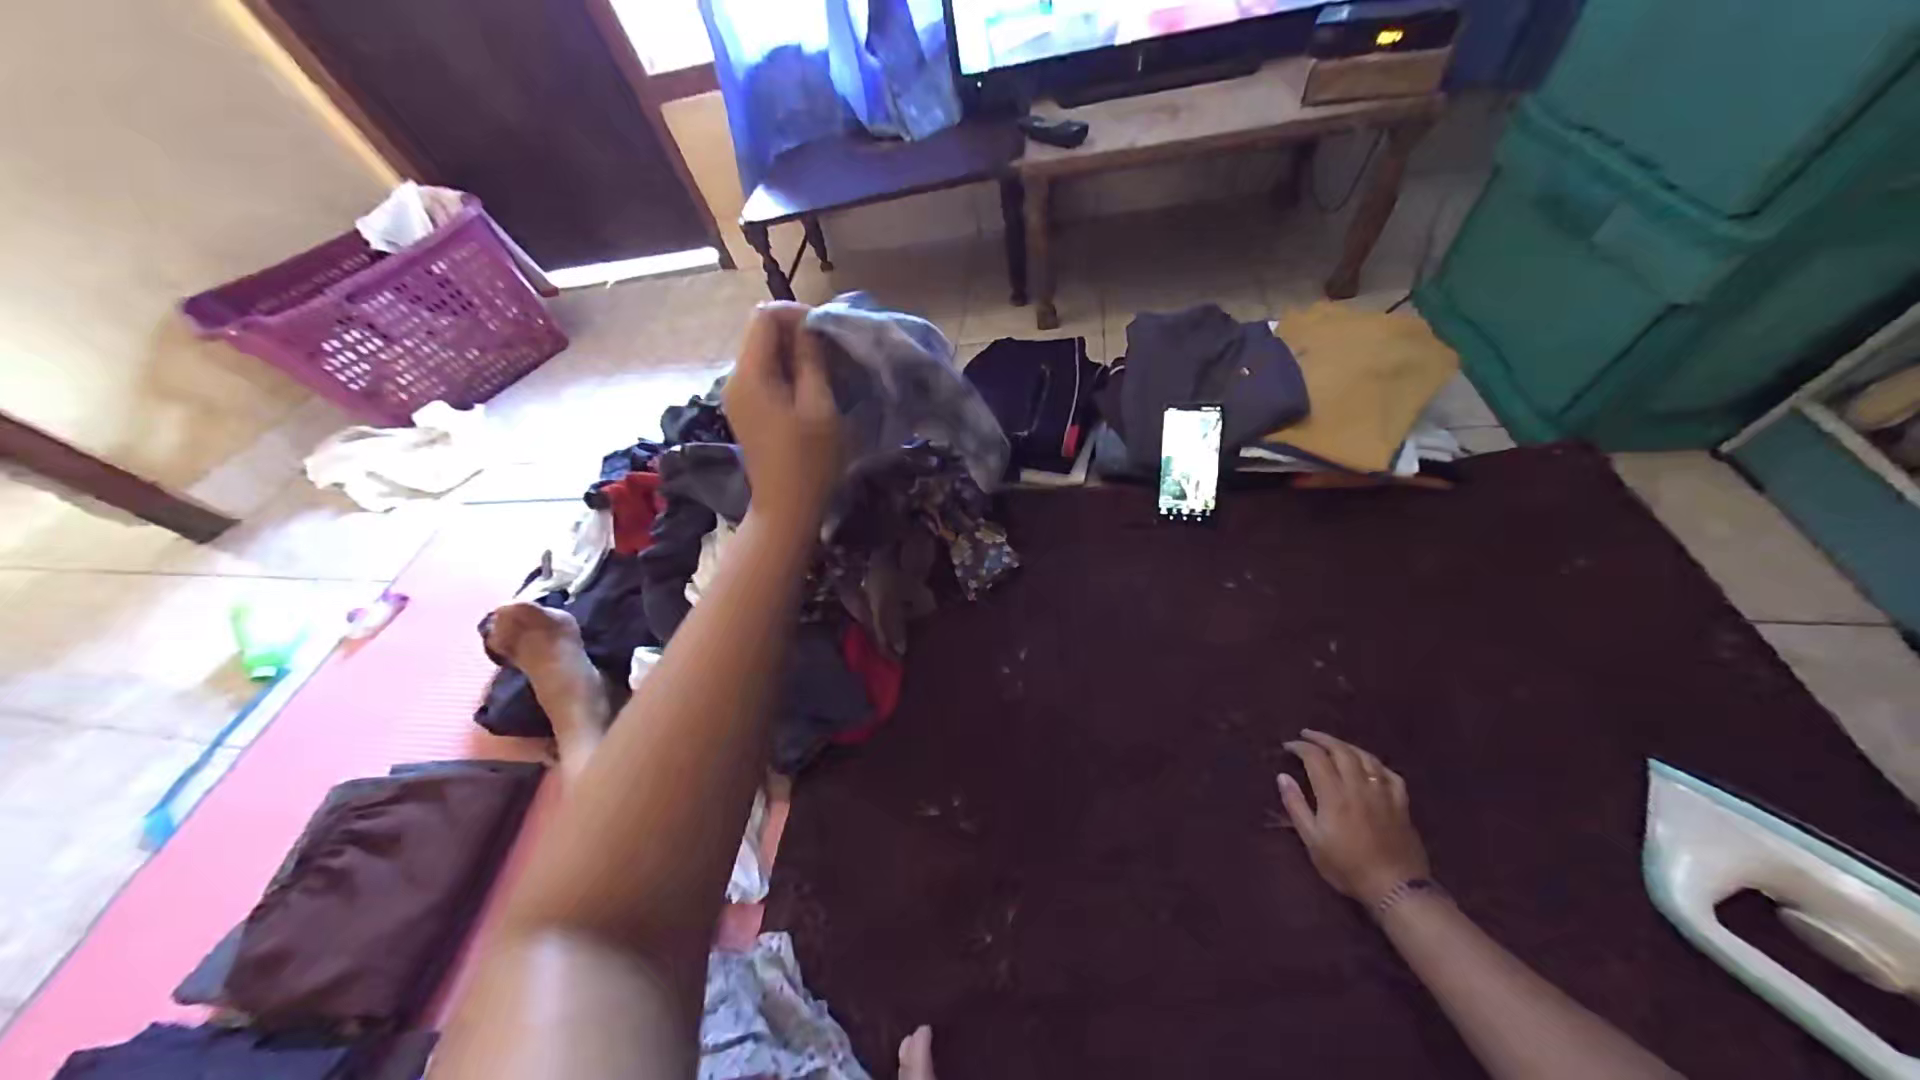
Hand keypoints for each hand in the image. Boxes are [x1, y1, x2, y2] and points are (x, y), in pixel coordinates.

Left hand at [724, 303, 842, 530]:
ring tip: (827, 369)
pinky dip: (788, 372)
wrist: (786, 508)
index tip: (828, 330)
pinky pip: (765, 376)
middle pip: (761, 333)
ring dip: (794, 354)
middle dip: (797, 333)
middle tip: (833, 350)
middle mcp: (736, 379)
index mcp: (750, 374)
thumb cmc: (808, 460)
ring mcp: (738, 396)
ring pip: (764, 354)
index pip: (764, 316)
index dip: (796, 314)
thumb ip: (812, 361)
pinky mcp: (746, 410)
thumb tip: (809, 326)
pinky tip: (811, 389)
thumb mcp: (819, 407)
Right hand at [1278, 729, 1430, 907]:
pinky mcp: (1401, 804)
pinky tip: (1369, 765)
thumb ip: (1296, 805)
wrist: (1395, 888)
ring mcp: (1383, 793)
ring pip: (1365, 757)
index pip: (1315, 758)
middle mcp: (1359, 786)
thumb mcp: (1312, 840)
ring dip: (1347, 745)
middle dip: (1322, 738)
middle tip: (1307, 734)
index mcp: (1334, 794)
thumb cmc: (1347, 866)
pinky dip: (1376, 764)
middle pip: (1341, 750)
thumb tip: (1282, 777)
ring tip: (1334, 744)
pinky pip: (1390, 774)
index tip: (1288, 746)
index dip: (1300, 747)